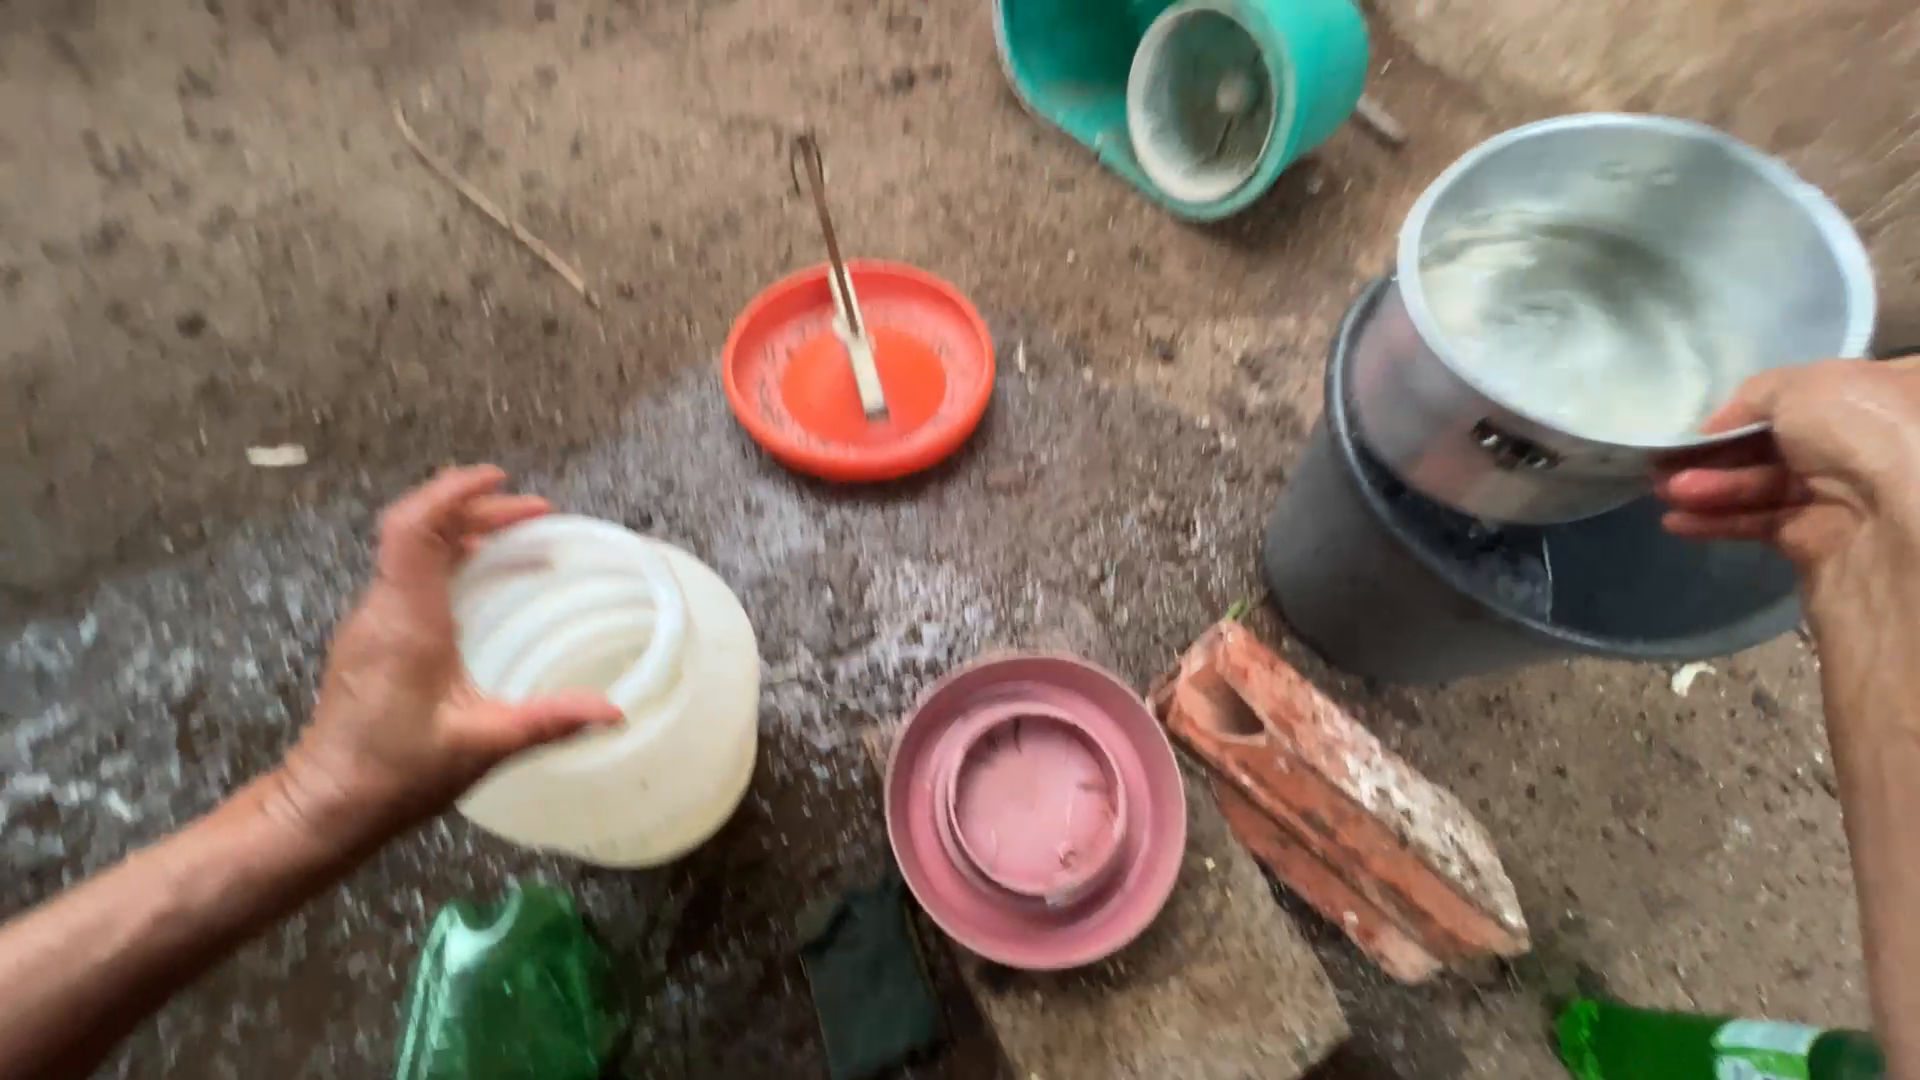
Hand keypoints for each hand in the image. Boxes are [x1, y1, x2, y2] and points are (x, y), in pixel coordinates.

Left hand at [268, 466, 621, 850]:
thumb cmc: (394, 773)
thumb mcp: (483, 744)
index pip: (413, 530)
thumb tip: (617, 711)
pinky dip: (455, 558)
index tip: (499, 477)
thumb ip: (551, 720)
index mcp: (406, 622)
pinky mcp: (375, 639)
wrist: (321, 809)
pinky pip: (413, 576)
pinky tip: (490, 578)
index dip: (452, 493)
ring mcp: (374, 624)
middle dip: (477, 509)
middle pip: (419, 531)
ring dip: (466, 531)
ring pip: (413, 551)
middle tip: (538, 511)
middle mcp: (383, 611)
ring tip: (524, 534)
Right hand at [1656, 357, 1919, 623]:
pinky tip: (1676, 521)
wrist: (1904, 529)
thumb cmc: (1873, 435)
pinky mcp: (1825, 538)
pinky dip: (1715, 521)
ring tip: (1664, 491)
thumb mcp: (1809, 384)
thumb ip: (1758, 393)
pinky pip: (1761, 524)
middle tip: (1665, 459)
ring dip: (1708, 487)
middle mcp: (1885, 443)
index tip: (1711, 415)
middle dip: (1718, 451)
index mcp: (1900, 393)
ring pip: (1766, 484)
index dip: (1762, 400)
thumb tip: (1720, 424)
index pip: (1825, 390)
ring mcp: (1857, 495)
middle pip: (1783, 442)